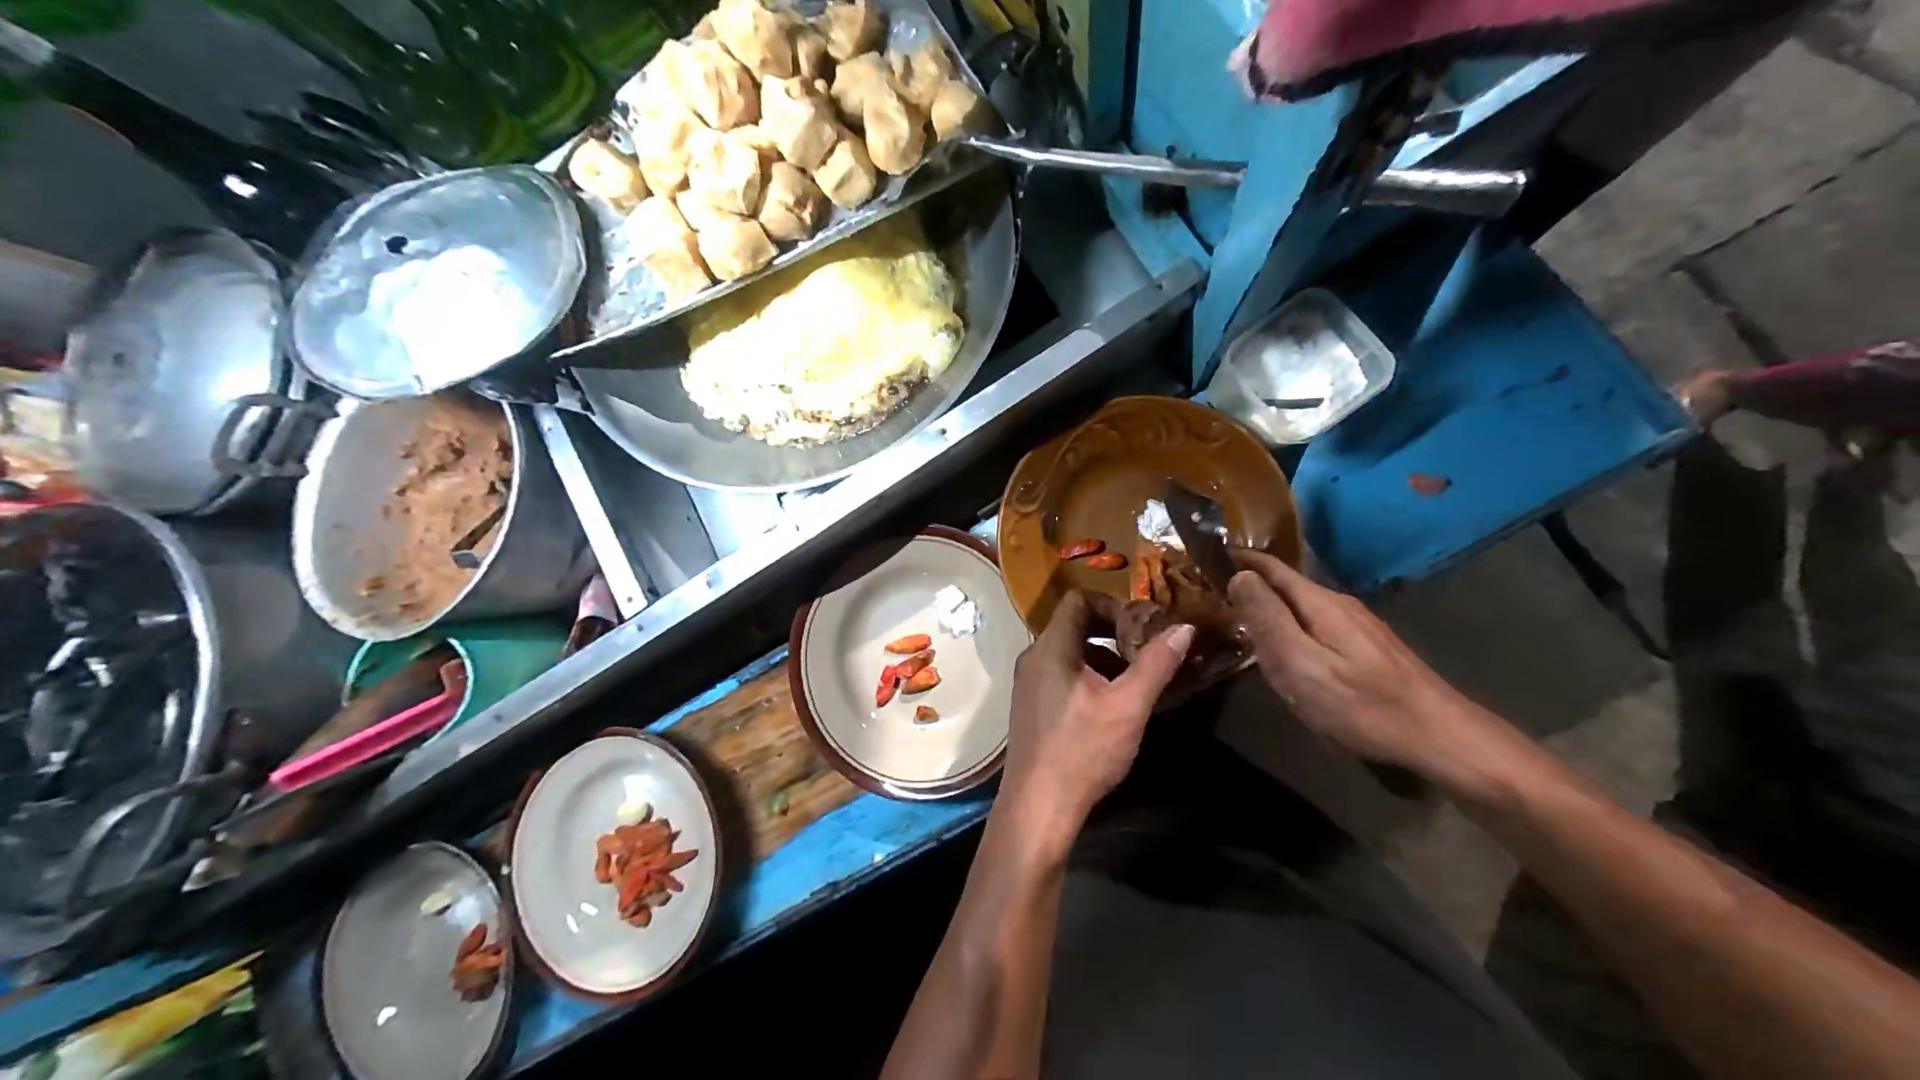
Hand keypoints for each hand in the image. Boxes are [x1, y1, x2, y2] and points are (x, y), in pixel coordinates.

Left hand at [999, 591, 1193, 846]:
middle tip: (1147, 648)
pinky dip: (1091, 676)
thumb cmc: (1083, 750)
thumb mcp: (1128, 706)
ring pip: (1071, 652)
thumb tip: (1184, 628)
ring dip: (1105, 656)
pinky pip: (1063, 673)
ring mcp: (1030, 682)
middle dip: (1114, 631)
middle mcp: (1034, 657)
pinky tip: (1114, 704)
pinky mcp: (1033, 705)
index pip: (1078, 599)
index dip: (1113, 602)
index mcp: (1051, 648)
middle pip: (1075, 624)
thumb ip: (1156, 663)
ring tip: (1138, 678)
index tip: (1143, 624)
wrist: (1038, 805)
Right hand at [1225, 549, 1520, 793]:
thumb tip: (1240, 575)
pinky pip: (1318, 626)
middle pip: (1287, 587)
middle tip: (1213, 595)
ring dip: (1271, 608)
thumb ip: (1268, 619)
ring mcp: (1360, 626)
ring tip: (1241, 622)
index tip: (1207, 557)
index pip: (1272, 568)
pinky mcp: (1370, 648)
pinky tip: (1287, 651)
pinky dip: (1292, 628)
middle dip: (1252, 586)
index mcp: (1320, 604)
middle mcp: (1341, 605)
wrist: (1441, 737)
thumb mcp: (1301, 664)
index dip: (1240, 560)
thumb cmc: (1362, 705)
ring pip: (1303, 608)